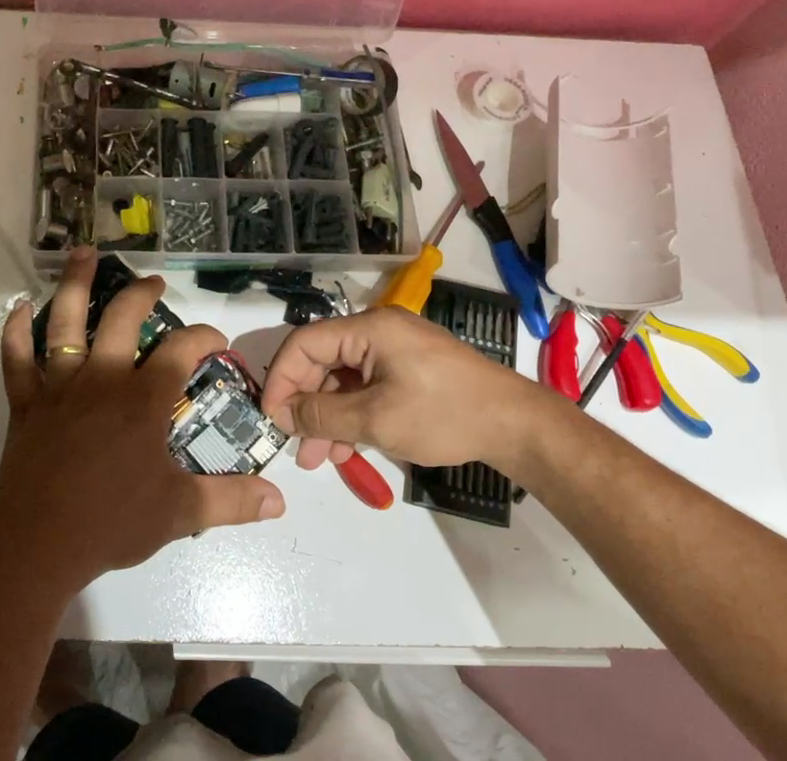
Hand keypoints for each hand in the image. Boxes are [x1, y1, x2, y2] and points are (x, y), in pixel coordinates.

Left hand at [0, 248, 284, 591]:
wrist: (39, 543)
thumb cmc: (113, 523)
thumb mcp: (180, 513)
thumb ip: (231, 500)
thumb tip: (279, 501)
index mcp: (143, 399)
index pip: (183, 349)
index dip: (205, 336)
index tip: (217, 340)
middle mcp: (102, 378)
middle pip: (124, 317)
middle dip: (143, 293)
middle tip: (154, 282)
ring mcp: (59, 386)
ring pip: (65, 321)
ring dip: (74, 284)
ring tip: (83, 255)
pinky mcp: (25, 402)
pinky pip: (16, 358)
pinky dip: (15, 332)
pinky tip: (18, 310)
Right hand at [261, 306, 552, 469]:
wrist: (515, 426)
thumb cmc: (444, 415)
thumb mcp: (375, 420)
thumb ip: (322, 416)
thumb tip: (281, 415)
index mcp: (369, 329)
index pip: (304, 343)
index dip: (281, 379)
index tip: (271, 417)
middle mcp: (377, 332)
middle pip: (321, 362)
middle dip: (305, 405)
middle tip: (295, 445)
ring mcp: (394, 351)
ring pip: (342, 380)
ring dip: (327, 417)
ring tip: (318, 459)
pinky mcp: (407, 370)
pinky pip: (364, 387)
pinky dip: (351, 415)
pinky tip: (347, 448)